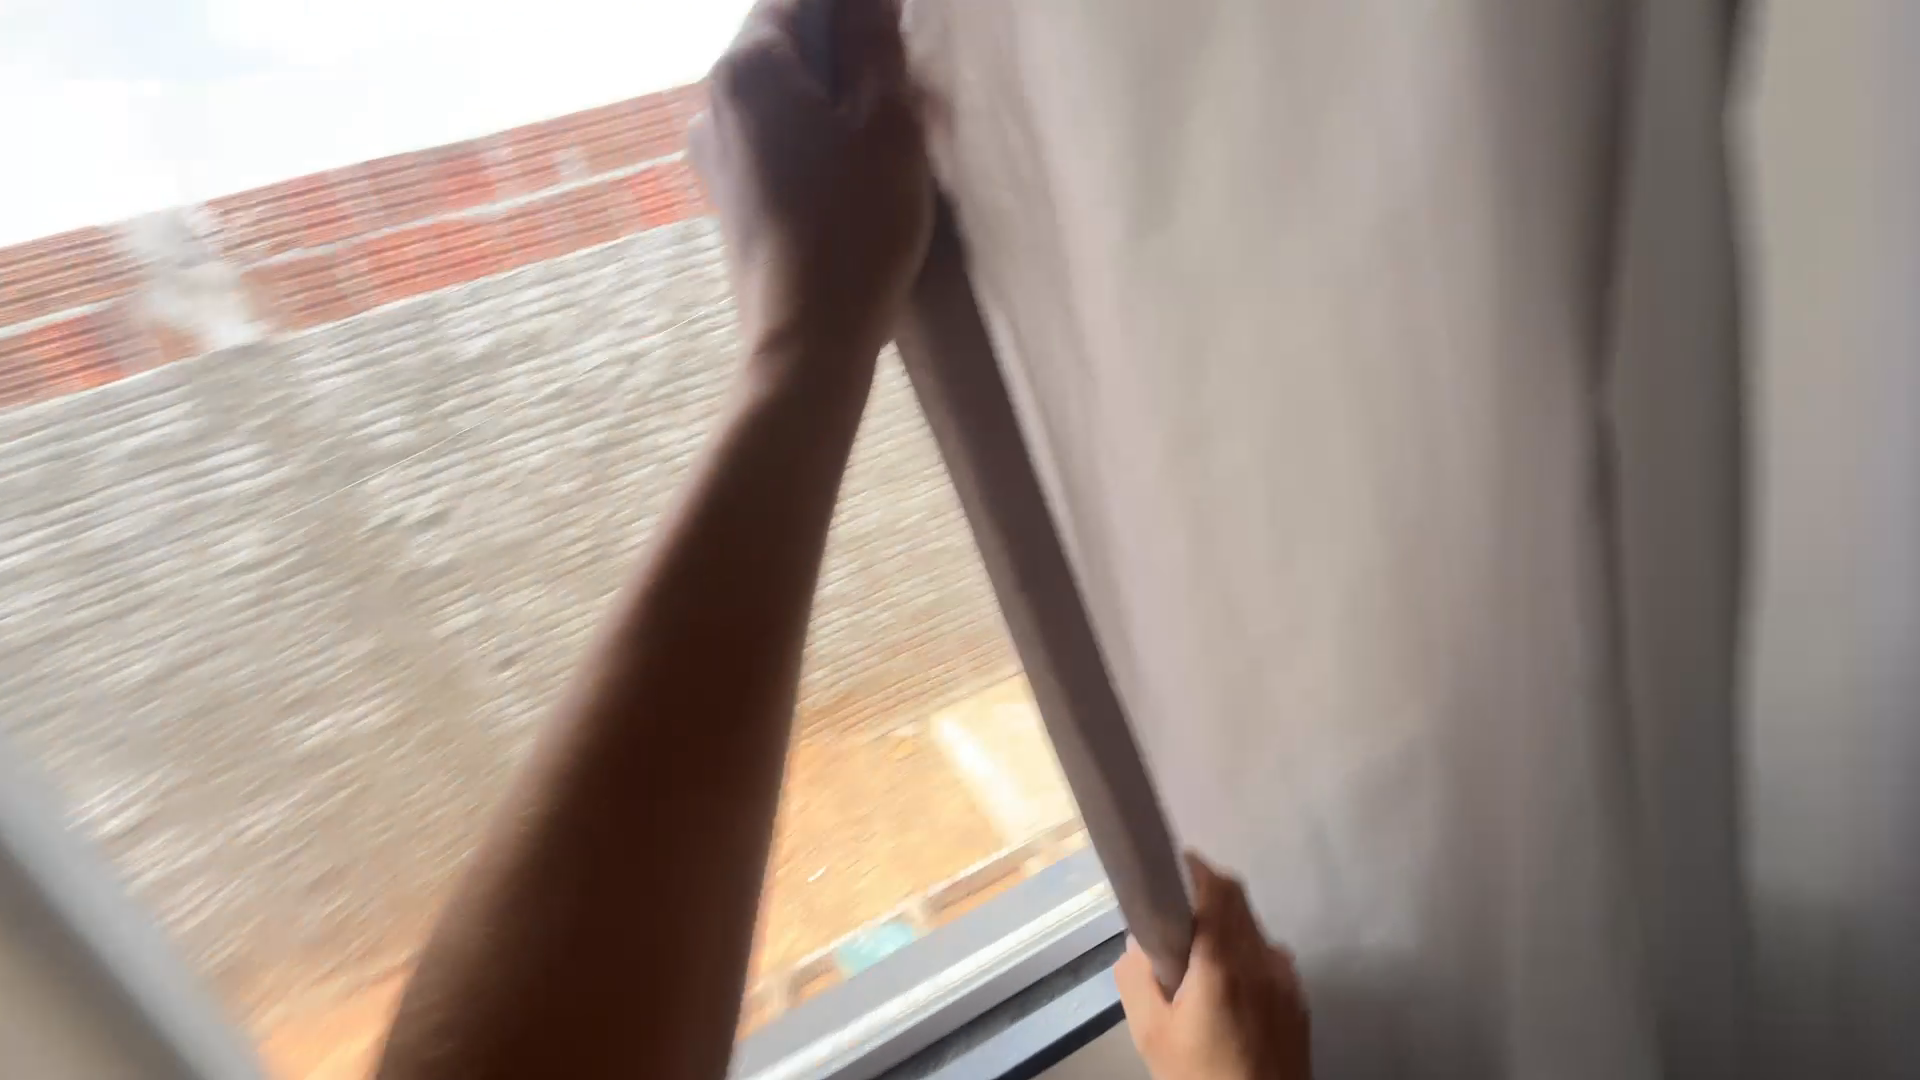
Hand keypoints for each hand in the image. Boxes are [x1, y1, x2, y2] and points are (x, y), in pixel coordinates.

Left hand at [692, 0, 932, 371]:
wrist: (808, 342)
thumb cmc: (857, 230)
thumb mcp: (888, 127)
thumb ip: (875, 46)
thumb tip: (867, 1)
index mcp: (748, 68)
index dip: (854, 9)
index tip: (896, 28)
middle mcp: (714, 106)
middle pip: (786, 52)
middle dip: (845, 61)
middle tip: (901, 96)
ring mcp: (716, 163)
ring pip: (782, 108)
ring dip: (832, 110)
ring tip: (880, 149)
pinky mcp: (730, 209)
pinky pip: (775, 154)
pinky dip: (812, 152)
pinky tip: (848, 187)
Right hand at [1115, 854, 1312, 1079]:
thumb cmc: (1202, 1079)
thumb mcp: (1152, 1036)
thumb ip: (1136, 980)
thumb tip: (1138, 944)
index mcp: (1222, 963)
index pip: (1216, 888)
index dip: (1194, 868)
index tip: (1170, 866)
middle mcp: (1261, 961)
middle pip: (1237, 898)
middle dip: (1206, 889)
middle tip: (1176, 906)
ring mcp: (1286, 981)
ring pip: (1254, 925)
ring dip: (1227, 920)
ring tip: (1199, 951)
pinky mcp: (1299, 1002)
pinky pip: (1270, 956)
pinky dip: (1247, 950)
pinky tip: (1229, 986)